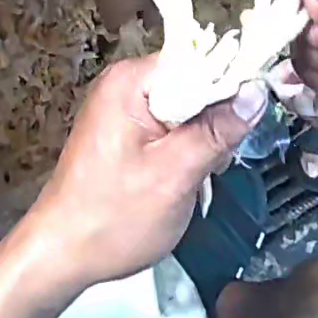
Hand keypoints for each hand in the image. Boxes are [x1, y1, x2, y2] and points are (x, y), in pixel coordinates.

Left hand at [16, 55, 263, 293]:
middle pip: (196, 81)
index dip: (230, 83)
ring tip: (196, 173)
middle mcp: (127, 82)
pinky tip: (184, 175)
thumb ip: (217, 131)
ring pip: (189, 105)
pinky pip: (174, 121)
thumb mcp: (174, 175)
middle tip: (214, 159)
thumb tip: (257, 92)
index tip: (249, 114)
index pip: (199, 59)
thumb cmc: (111, 219)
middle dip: (215, 118)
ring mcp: (126, 105)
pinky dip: (187, 145)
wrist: (60, 258)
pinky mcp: (128, 127)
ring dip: (203, 136)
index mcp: (131, 80)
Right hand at [94, 0, 168, 28]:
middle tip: (134, 13)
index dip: (123, 30)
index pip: (112, 29)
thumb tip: (146, 27)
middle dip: (119, 15)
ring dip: (117, 0)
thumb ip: (149, 19)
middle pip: (107, 13)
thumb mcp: (155, 1)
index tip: (134, 27)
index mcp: (112, 9)